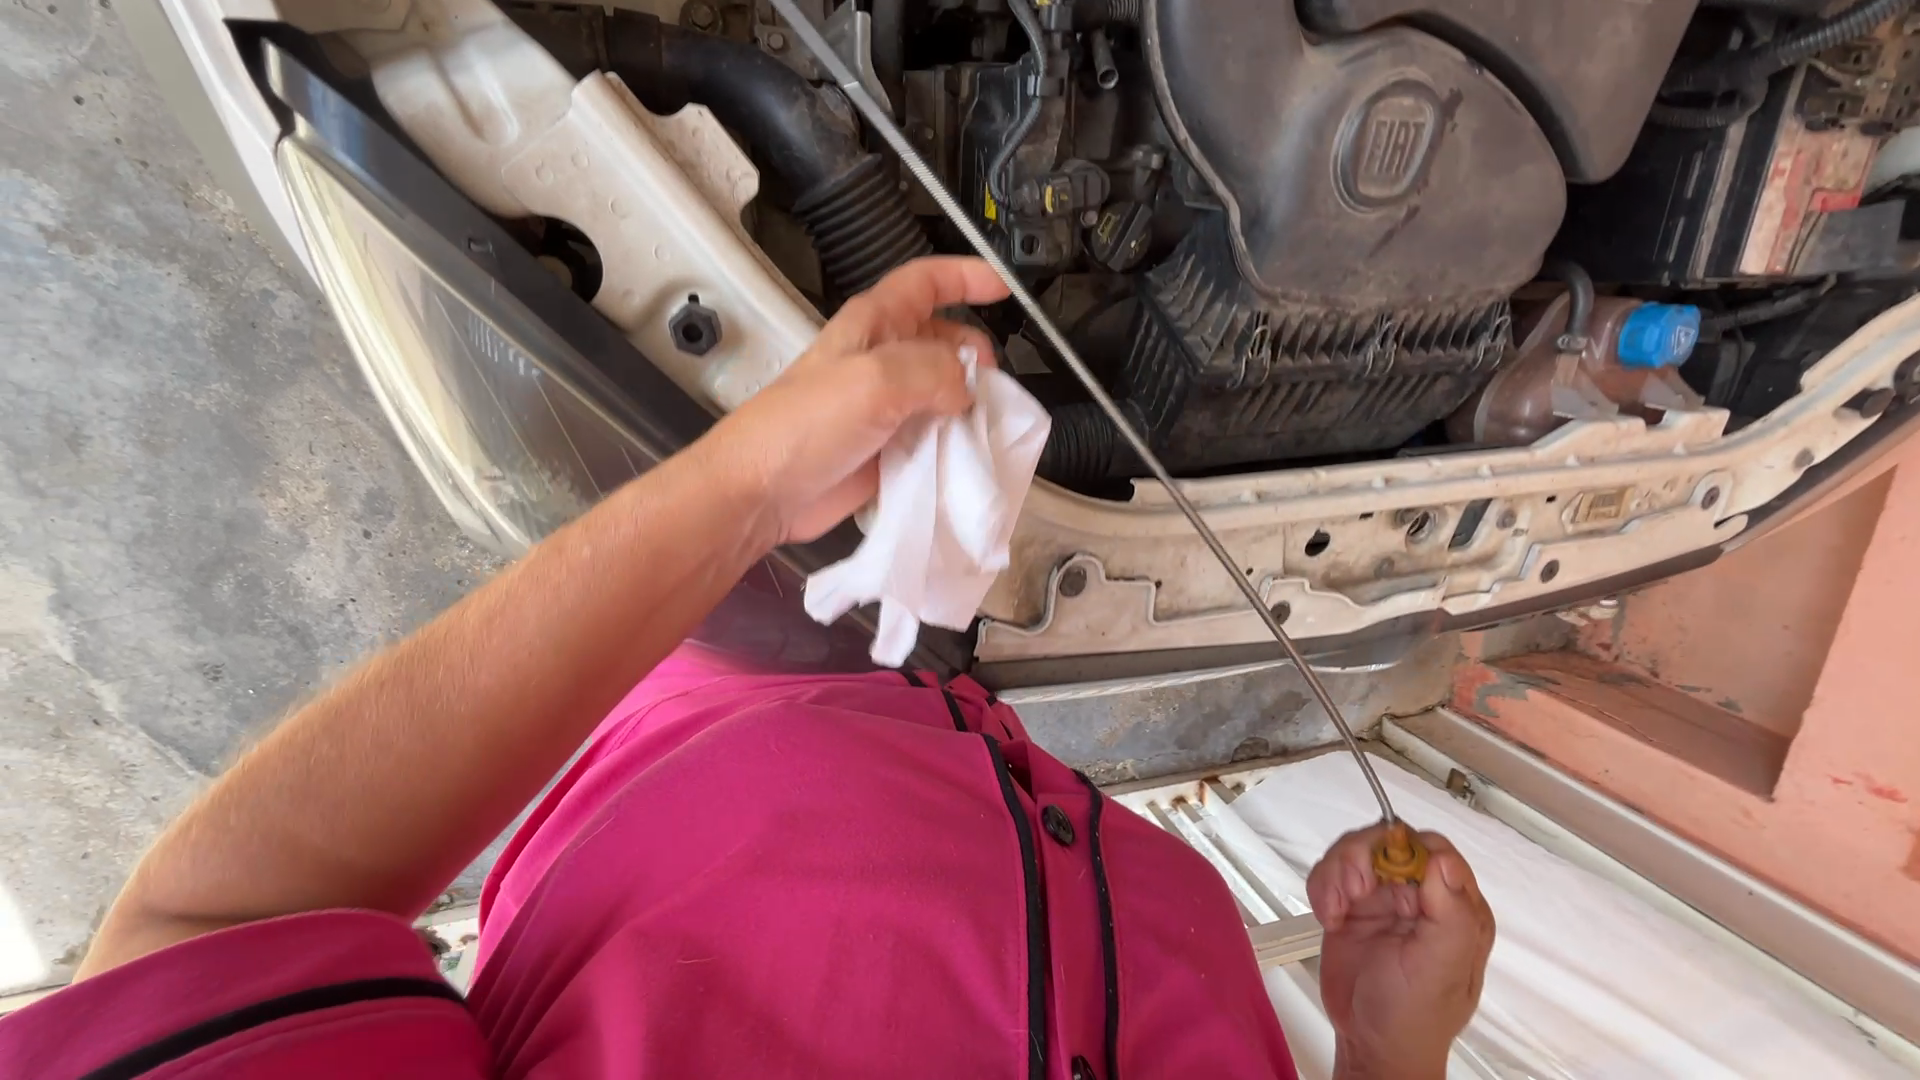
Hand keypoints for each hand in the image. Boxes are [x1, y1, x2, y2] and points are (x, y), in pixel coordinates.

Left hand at [698, 256, 1008, 544]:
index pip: (925, 282)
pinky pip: (934, 440)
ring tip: (984, 424)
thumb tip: (967, 391)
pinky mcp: (889, 450)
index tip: (1002, 289)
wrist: (765, 494)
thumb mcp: (875, 379)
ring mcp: (886, 408)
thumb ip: (934, 371)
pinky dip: (956, 445)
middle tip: (992, 382)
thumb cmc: (803, 426)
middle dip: (975, 354)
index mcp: (874, 325)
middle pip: (944, 341)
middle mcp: (883, 361)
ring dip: (970, 405)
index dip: (965, 277)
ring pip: (944, 394)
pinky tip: (968, 457)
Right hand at [1306, 825, 1494, 1079]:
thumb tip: (1442, 860)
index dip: (1404, 850)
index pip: (1434, 849)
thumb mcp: (1438, 968)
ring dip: (1335, 874)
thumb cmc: (1413, 1013)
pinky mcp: (1350, 902)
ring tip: (1334, 910)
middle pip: (1385, 840)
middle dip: (1358, 859)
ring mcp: (1382, 897)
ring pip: (1353, 850)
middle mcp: (1420, 895)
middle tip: (1351, 891)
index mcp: (1456, 907)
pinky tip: (1329, 917)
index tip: (1380, 874)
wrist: (1369, 1042)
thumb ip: (1449, 915)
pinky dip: (1321, 887)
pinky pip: (1329, 870)